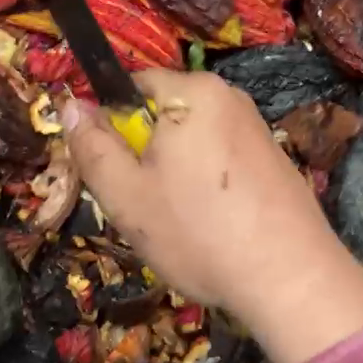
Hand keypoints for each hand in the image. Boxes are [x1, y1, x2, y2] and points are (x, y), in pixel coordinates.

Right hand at [63, 70, 362, 362]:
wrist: (290, 277)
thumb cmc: (199, 232)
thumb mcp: (127, 196)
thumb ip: (93, 147)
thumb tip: (72, 104)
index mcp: (194, 91)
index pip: (133, 85)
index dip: (112, 126)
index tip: (114, 170)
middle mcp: (229, 95)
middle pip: (165, 113)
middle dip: (146, 153)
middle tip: (145, 205)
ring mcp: (257, 125)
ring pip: (193, 139)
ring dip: (176, 172)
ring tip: (181, 221)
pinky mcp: (274, 156)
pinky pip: (222, 157)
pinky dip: (208, 184)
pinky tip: (214, 226)